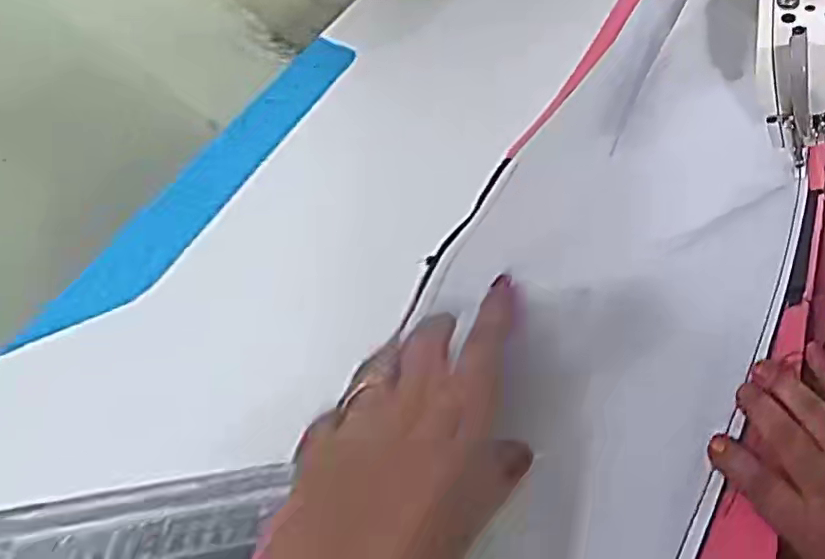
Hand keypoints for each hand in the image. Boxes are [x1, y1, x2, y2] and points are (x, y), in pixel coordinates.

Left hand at [265, 277, 531, 558]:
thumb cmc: (416, 543)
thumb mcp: (480, 502)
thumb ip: (498, 466)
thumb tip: (508, 458)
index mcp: (462, 404)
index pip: (487, 338)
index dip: (497, 308)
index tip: (501, 290)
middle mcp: (412, 400)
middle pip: (428, 337)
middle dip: (442, 324)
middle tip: (452, 321)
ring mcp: (361, 420)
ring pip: (380, 361)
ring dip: (396, 352)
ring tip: (404, 349)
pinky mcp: (316, 450)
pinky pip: (333, 410)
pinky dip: (345, 406)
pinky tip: (348, 412)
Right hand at [709, 344, 824, 558]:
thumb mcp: (809, 547)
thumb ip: (780, 513)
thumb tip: (753, 487)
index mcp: (806, 520)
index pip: (762, 486)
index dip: (736, 461)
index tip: (718, 443)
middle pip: (784, 437)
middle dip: (759, 408)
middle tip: (742, 391)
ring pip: (810, 410)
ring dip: (784, 385)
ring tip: (764, 367)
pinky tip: (813, 353)